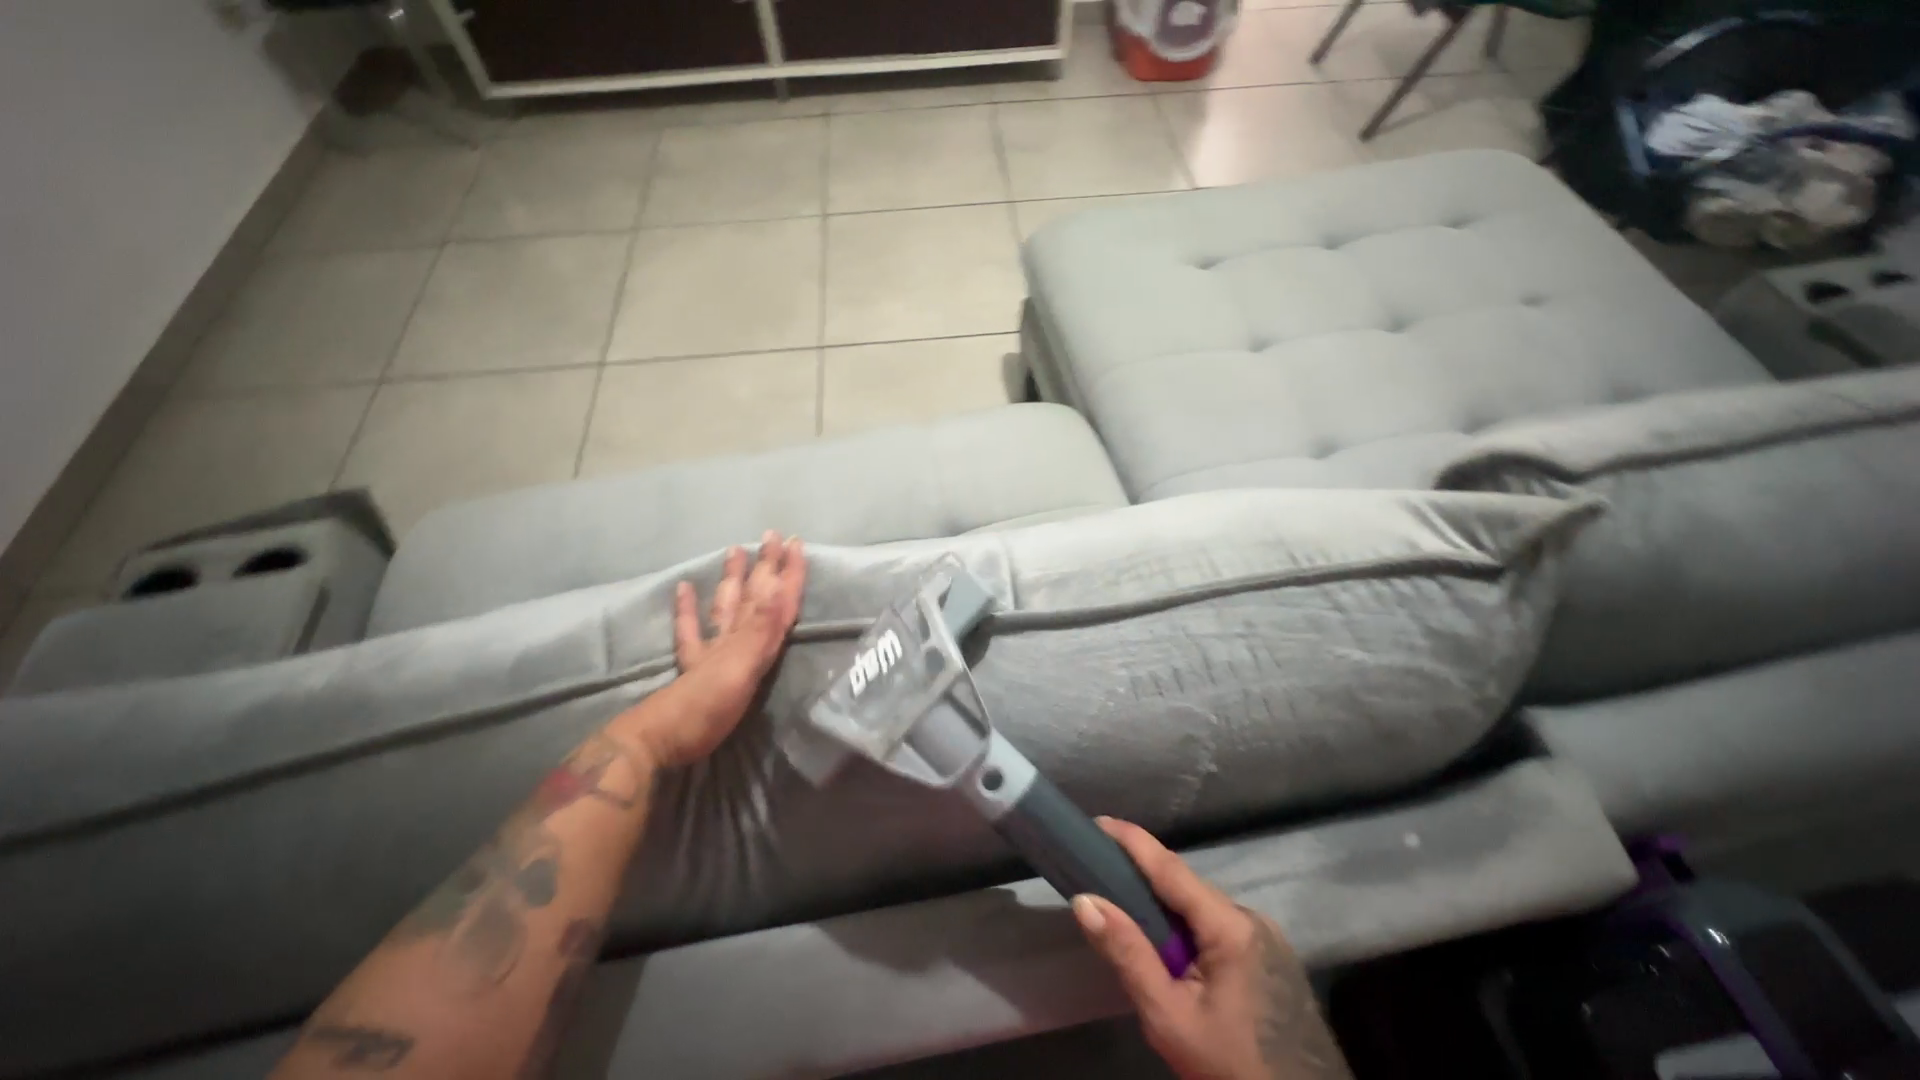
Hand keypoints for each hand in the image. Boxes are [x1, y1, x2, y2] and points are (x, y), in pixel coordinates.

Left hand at [629, 532, 806, 767]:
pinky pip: (689, 631)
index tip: (795, 543)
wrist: (660, 739)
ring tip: (735, 551)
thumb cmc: (708, 709)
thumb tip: (781, 590)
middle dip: (765, 568)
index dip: (787, 575)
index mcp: (748, 641)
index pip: (774, 602)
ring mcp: (709, 653)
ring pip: (724, 607)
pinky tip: (683, 588)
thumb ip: (762, 631)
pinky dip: (687, 608)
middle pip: (752, 597)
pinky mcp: (692, 669)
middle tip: (771, 536)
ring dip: (732, 579)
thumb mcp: (743, 669)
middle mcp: (730, 640)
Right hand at [1072, 818, 1352, 1079]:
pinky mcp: (1271, 958)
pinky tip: (1165, 946)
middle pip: (1186, 887)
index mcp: (1231, 927)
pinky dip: (1186, 929)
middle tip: (1097, 870)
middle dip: (1143, 877)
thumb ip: (1127, 954)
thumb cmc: (1230, 1066)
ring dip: (1164, 907)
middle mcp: (1253, 919)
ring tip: (1122, 908)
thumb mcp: (1168, 1016)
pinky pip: (1218, 928)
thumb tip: (1085, 901)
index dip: (1133, 842)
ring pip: (1202, 909)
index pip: (1171, 869)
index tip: (1098, 823)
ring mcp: (1266, 938)